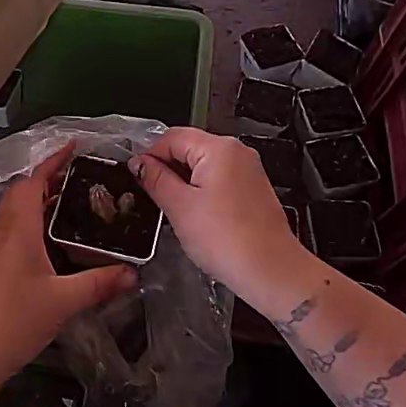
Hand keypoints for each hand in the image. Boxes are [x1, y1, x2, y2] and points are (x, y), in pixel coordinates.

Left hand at [0, 144, 137, 389]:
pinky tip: (50, 247)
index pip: (34, 182)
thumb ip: (99, 283)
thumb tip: (134, 273)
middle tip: (82, 179)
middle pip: (23, 195)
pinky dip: (33, 228)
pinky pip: (12, 236)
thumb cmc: (10, 322)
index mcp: (18, 230)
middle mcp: (1, 235)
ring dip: (40, 204)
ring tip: (71, 207)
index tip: (74, 146)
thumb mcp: (63, 302)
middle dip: (50, 180)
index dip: (54, 161)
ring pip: (16, 216)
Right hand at [130, 128, 305, 295]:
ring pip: (204, 166)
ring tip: (175, 212)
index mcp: (220, 148)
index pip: (172, 137)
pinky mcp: (253, 191)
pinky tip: (197, 218)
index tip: (137, 178)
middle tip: (153, 198)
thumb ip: (156, 179)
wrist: (269, 269)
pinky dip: (203, 193)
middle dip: (167, 170)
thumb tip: (139, 164)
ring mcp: (249, 172)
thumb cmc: (226, 239)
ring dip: (184, 183)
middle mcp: (238, 153)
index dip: (150, 155)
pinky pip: (220, 181)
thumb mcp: (180, 207)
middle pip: (190, 148)